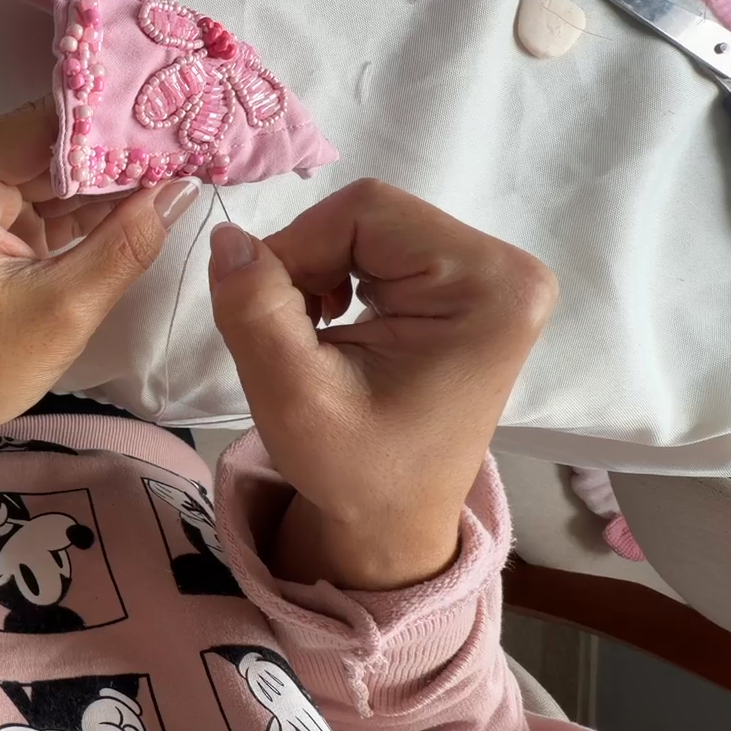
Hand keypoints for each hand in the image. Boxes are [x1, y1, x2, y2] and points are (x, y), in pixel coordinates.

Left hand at [0, 97, 202, 489]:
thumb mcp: (62, 310)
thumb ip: (126, 243)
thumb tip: (184, 185)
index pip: (44, 126)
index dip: (115, 122)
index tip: (182, 114)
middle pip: (50, 142)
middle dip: (121, 147)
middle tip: (196, 133)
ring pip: (54, 169)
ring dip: (114, 174)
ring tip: (188, 156)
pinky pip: (48, 199)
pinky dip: (93, 204)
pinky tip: (150, 193)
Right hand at [207, 179, 555, 589]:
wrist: (390, 518)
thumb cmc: (353, 468)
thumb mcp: (291, 395)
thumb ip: (254, 311)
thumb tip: (227, 237)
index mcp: (486, 286)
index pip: (364, 211)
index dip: (295, 250)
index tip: (271, 318)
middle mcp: (502, 268)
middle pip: (365, 216)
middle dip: (302, 264)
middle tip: (287, 333)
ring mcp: (485, 276)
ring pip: (360, 228)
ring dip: (310, 273)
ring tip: (305, 337)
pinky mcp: (460, 288)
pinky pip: (372, 248)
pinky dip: (328, 278)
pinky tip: (326, 327)